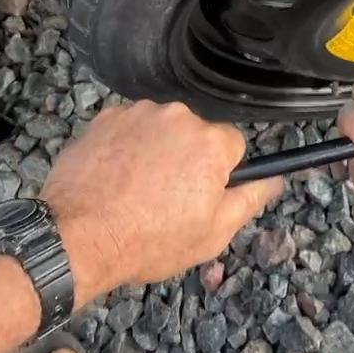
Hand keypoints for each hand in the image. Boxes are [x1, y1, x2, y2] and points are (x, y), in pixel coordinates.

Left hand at [43, 101, 280, 304]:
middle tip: (167, 199)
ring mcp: (139, 112)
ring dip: (156, 150)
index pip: (232, 144)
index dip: (220, 172)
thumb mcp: (212, 234)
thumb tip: (274, 179)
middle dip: (187, 159)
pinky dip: (126, 146)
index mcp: (210, 142)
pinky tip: (115, 178)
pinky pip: (129, 127)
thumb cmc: (148, 240)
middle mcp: (177, 116)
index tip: (202, 194)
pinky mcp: (106, 117)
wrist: (78, 236)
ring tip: (136, 191)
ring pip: (161, 128)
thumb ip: (249, 200)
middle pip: (195, 134)